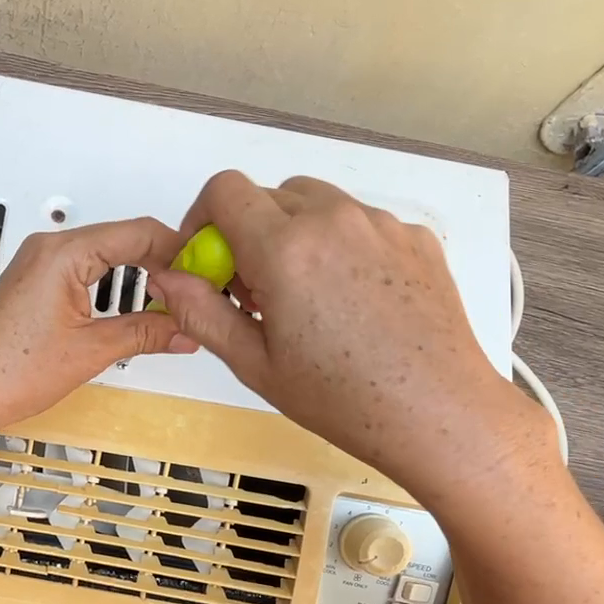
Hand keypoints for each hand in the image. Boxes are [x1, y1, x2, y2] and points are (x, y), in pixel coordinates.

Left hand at [0, 218, 198, 445]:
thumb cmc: (10, 373)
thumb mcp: (92, 352)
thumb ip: (146, 333)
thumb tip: (185, 329)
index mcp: (62, 253)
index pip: (137, 232)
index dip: (177, 249)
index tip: (204, 271)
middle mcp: (46, 249)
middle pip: (122, 239)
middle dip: (160, 262)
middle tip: (192, 290)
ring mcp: (36, 264)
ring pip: (103, 254)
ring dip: (136, 274)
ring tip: (167, 302)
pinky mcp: (31, 283)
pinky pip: (82, 269)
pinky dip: (110, 283)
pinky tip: (128, 305)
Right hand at [146, 171, 553, 503]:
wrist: (438, 412)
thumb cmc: (340, 397)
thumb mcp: (252, 362)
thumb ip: (200, 311)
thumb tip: (165, 278)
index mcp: (285, 249)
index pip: (225, 190)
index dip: (201, 218)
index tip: (204, 259)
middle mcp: (334, 220)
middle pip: (268, 195)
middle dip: (245, 233)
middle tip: (250, 292)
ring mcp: (381, 224)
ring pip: (314, 204)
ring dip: (291, 235)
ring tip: (299, 297)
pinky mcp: (414, 238)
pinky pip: (358, 222)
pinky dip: (336, 245)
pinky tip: (346, 302)